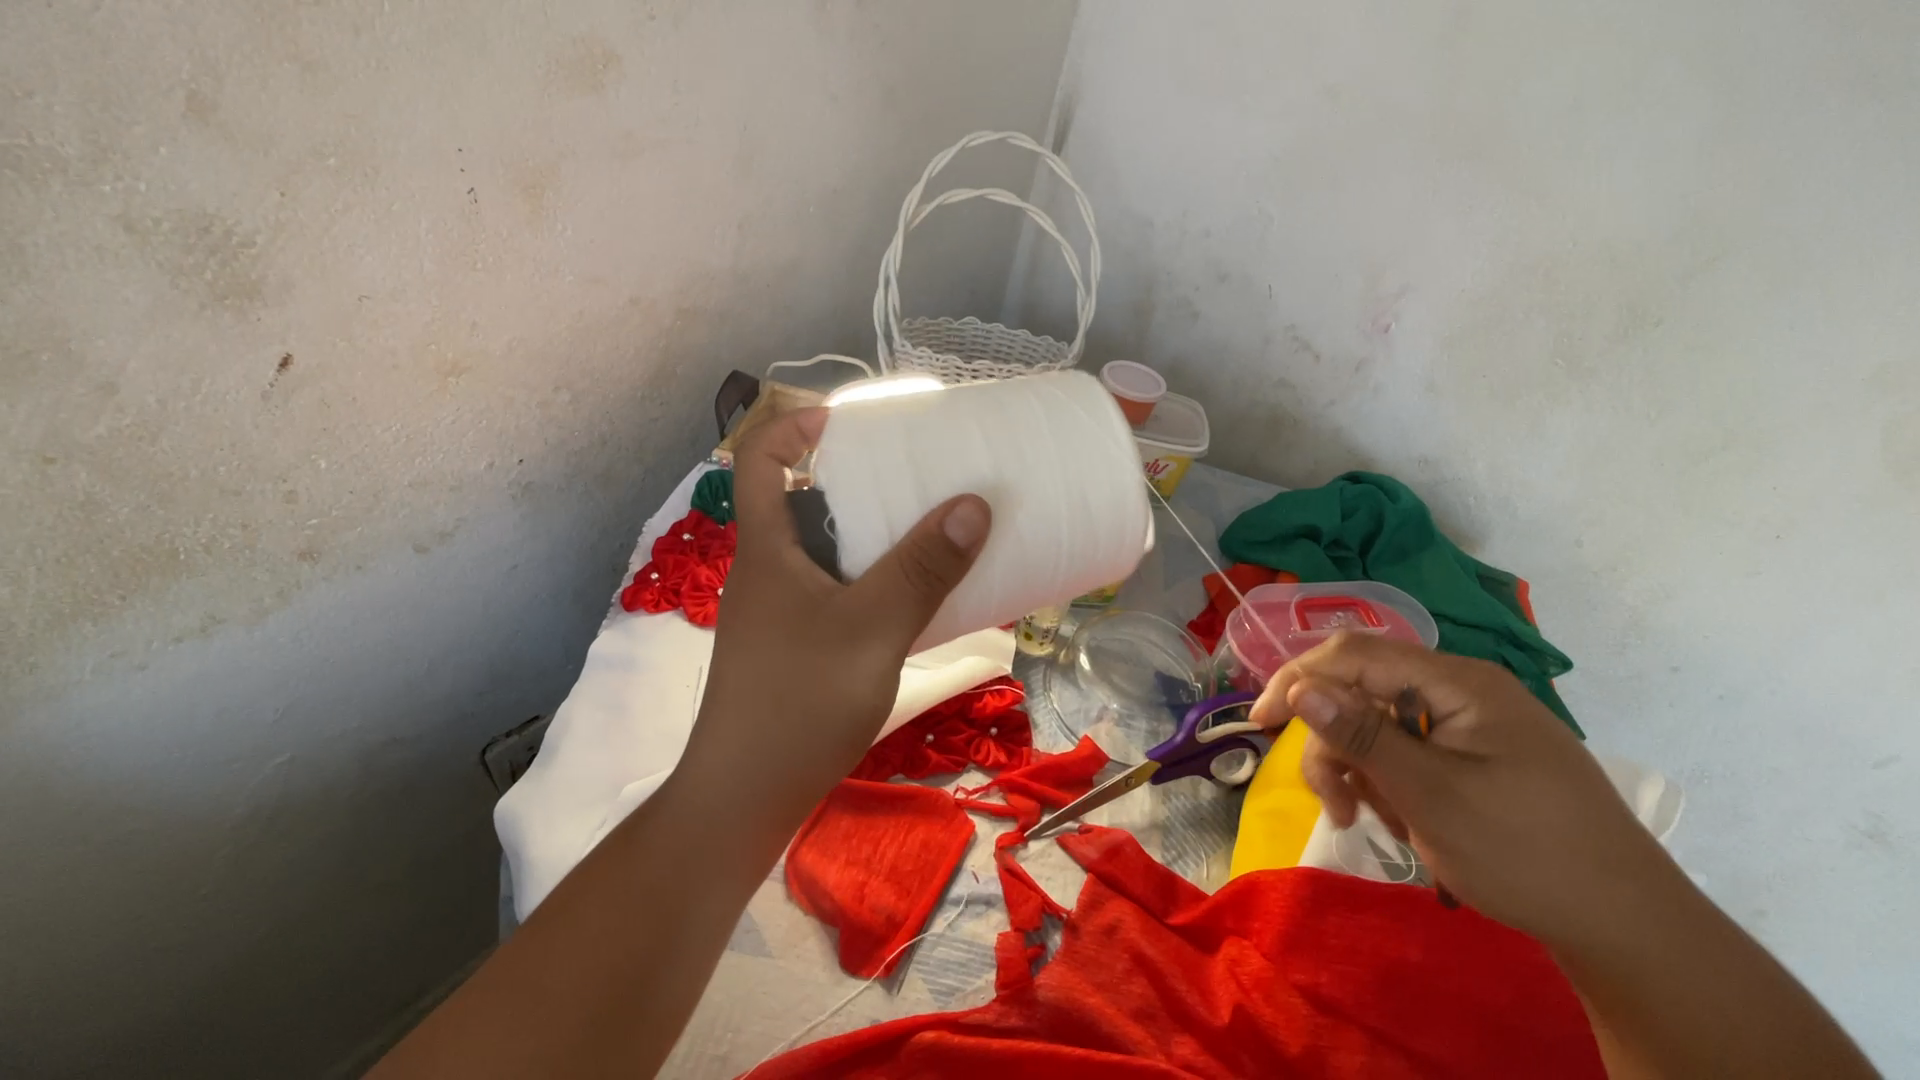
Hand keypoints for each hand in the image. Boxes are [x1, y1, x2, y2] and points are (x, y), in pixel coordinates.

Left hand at [681, 407, 990, 820]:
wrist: (744, 798)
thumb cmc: (798, 702)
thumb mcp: (871, 629)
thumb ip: (921, 569)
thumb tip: (974, 502)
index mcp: (768, 548)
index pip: (762, 458)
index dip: (799, 426)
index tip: (855, 422)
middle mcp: (767, 572)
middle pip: (803, 501)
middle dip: (856, 480)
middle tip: (915, 475)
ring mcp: (778, 614)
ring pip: (824, 553)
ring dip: (871, 536)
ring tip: (928, 531)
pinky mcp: (794, 650)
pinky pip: (835, 594)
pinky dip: (871, 583)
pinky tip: (913, 602)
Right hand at [1249, 632, 1679, 948]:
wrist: (1624, 922)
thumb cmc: (1526, 853)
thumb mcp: (1431, 795)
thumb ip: (1362, 736)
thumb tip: (1300, 687)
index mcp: (1457, 683)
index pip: (1354, 654)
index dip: (1298, 679)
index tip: (1258, 723)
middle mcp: (1460, 690)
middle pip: (1362, 693)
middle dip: (1334, 746)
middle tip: (1336, 806)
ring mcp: (1469, 724)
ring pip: (1378, 727)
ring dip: (1358, 771)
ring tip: (1366, 823)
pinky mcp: (1473, 755)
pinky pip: (1406, 753)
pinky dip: (1387, 784)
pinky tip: (1397, 822)